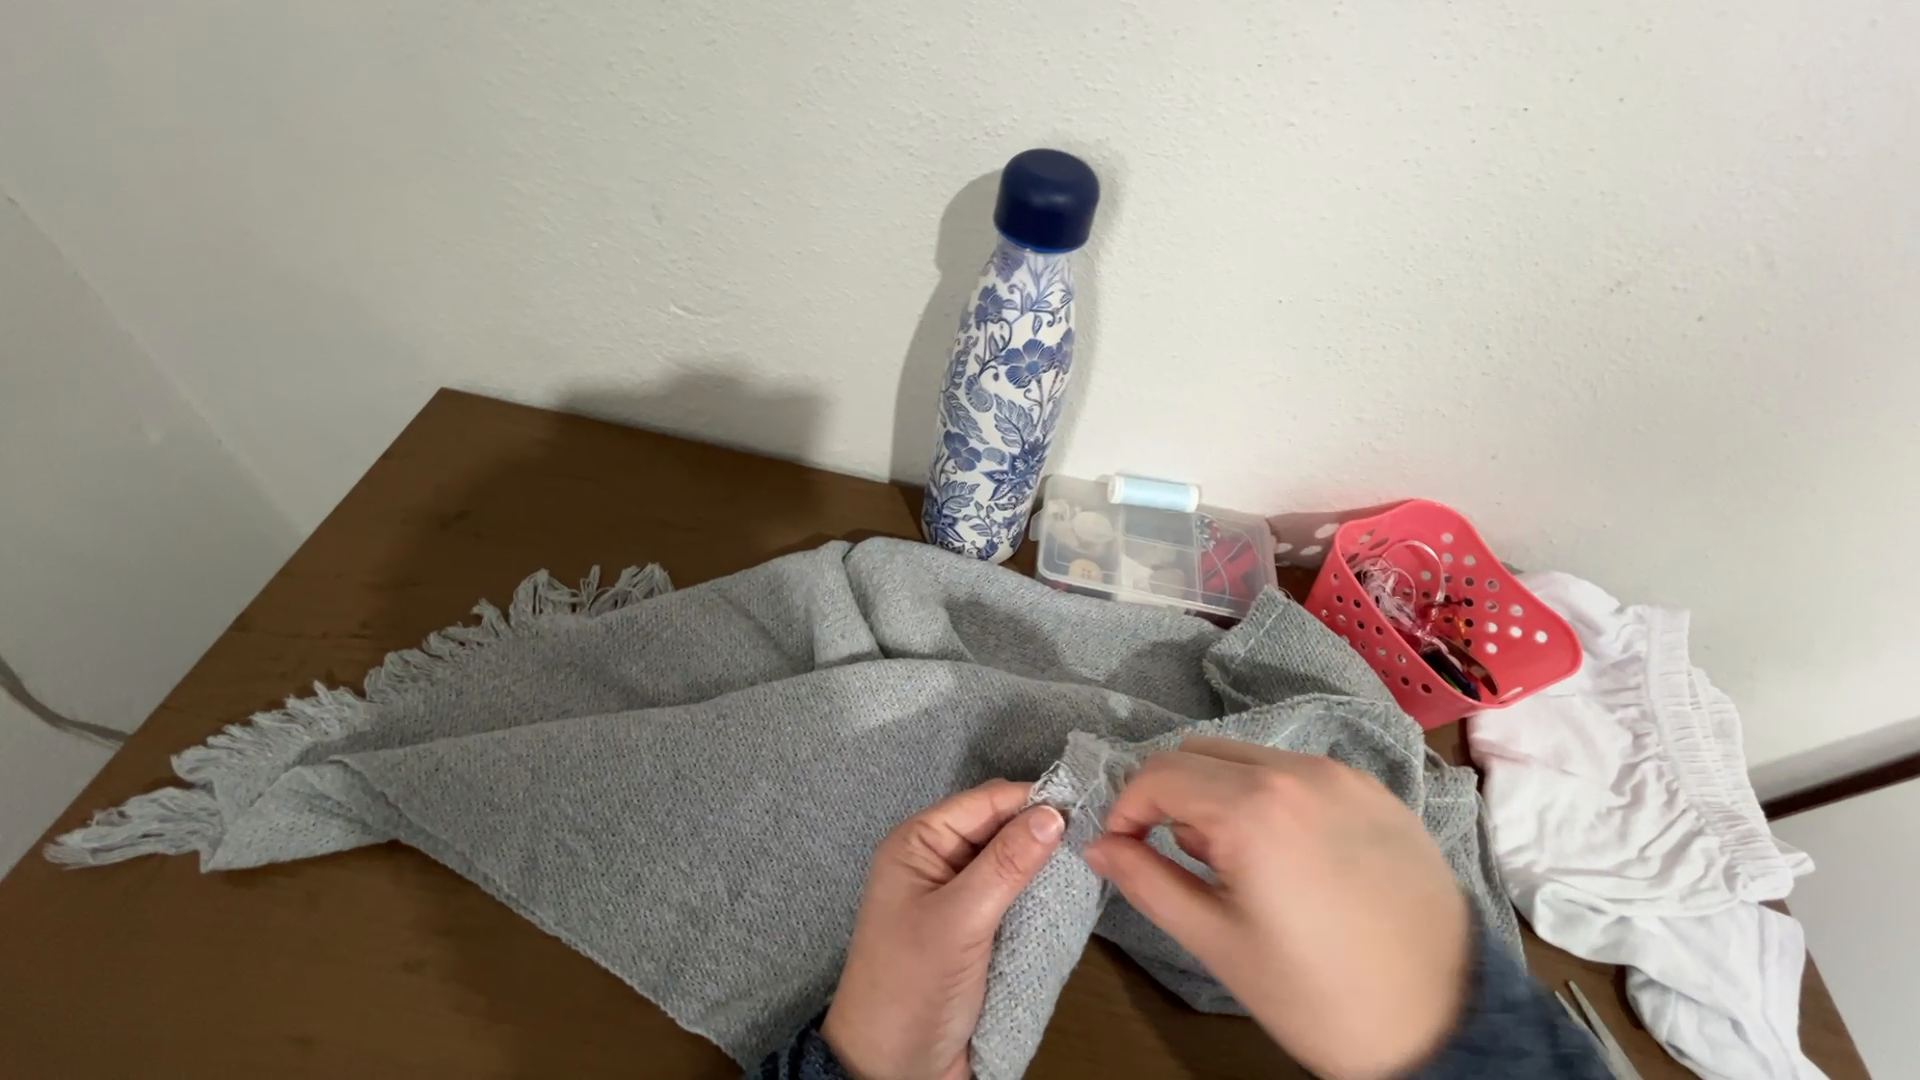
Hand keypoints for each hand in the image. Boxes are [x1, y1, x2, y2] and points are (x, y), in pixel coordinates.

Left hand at [822, 780, 1065, 1079]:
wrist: (890, 1071)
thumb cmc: (911, 986)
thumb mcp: (959, 920)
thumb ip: (1006, 864)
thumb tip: (1053, 813)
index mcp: (919, 842)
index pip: (984, 802)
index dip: (1031, 800)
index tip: (1085, 805)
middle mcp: (936, 858)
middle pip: (997, 826)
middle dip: (1040, 829)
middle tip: (1095, 833)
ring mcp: (955, 894)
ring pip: (1008, 860)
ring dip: (1041, 862)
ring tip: (1089, 859)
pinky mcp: (972, 927)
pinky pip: (1010, 895)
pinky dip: (1036, 892)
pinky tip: (1067, 892)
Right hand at [1082, 736, 1470, 1079]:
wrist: (1451, 1029)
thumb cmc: (1320, 996)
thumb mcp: (1217, 943)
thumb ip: (1145, 881)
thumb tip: (1096, 845)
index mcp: (1254, 806)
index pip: (1158, 773)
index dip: (1126, 807)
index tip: (1124, 848)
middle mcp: (1298, 771)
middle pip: (1197, 753)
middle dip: (1169, 795)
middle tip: (1178, 856)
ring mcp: (1343, 776)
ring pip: (1246, 758)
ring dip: (1217, 793)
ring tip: (1235, 860)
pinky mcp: (1376, 792)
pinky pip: (1296, 773)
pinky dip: (1267, 795)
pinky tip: (1286, 853)